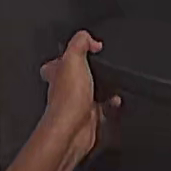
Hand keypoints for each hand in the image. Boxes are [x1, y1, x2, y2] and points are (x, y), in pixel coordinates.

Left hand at [38, 30, 119, 161]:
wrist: (73, 131)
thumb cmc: (67, 100)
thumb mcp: (73, 58)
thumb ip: (80, 42)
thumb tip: (91, 40)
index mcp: (57, 74)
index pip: (55, 62)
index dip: (65, 55)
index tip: (82, 50)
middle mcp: (64, 90)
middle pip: (75, 76)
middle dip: (89, 71)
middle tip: (101, 64)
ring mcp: (77, 104)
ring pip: (91, 91)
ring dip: (104, 87)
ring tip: (113, 81)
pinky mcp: (90, 118)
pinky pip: (104, 108)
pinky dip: (113, 104)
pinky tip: (115, 100)